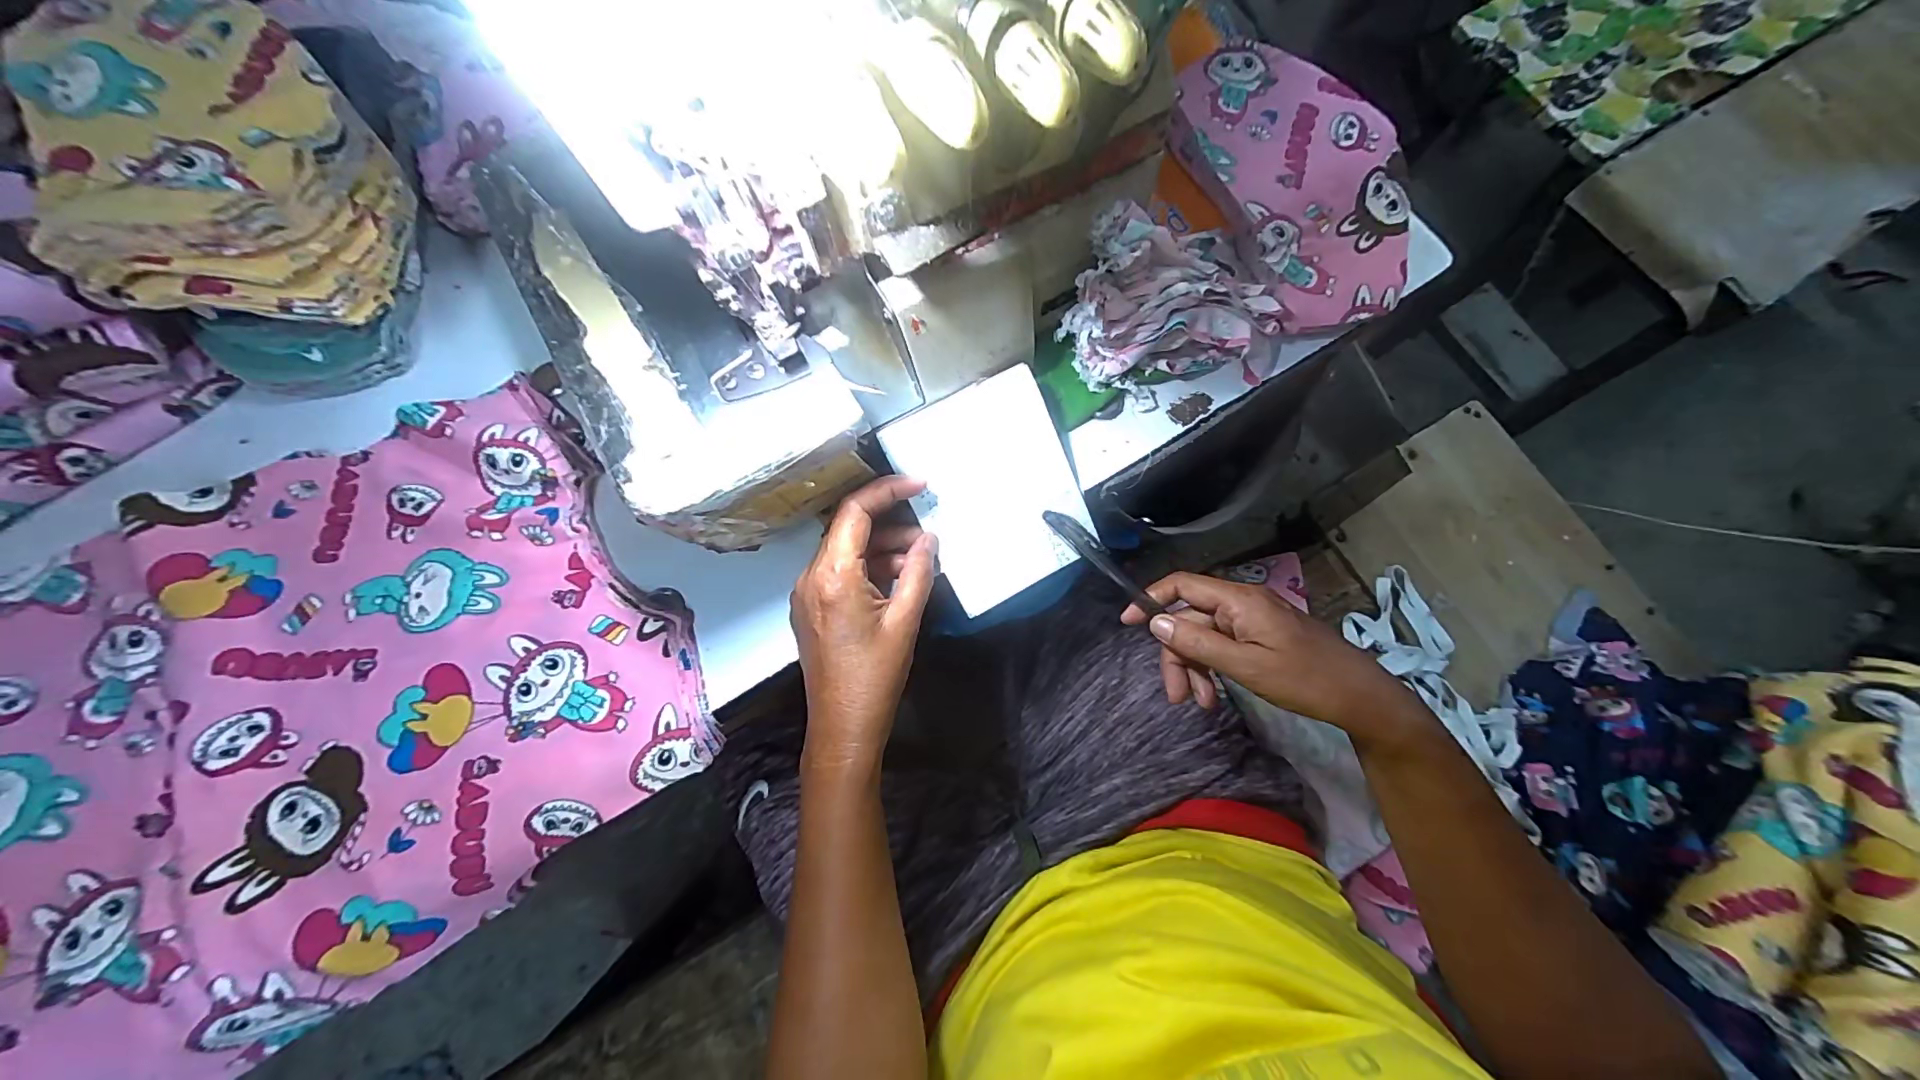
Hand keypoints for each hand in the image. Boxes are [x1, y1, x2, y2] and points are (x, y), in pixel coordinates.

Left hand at [791, 476, 938, 770]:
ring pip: (843, 550)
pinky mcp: (809, 608)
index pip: (854, 511)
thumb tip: (928, 539)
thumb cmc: (875, 676)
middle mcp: (810, 576)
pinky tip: (896, 578)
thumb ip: (918, 572)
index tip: (919, 484)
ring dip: (880, 547)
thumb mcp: (905, 621)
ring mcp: (805, 593)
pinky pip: (837, 571)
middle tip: (926, 535)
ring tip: (918, 560)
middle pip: (846, 528)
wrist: (842, 726)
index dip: (887, 490)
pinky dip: (867, 566)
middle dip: (889, 523)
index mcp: (832, 575)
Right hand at [1121, 572, 1425, 752]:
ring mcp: (1252, 620)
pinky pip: (1223, 646)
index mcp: (1239, 601)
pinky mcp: (1260, 637)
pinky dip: (1213, 669)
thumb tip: (1156, 621)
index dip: (1150, 599)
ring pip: (1204, 636)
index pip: (1182, 585)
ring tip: (1199, 703)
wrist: (1361, 697)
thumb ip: (1198, 642)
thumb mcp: (1245, 666)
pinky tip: (1214, 696)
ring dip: (1195, 668)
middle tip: (1176, 695)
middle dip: (1177, 655)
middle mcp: (1242, 603)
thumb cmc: (1304, 679)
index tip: (1128, 623)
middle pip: (1190, 618)